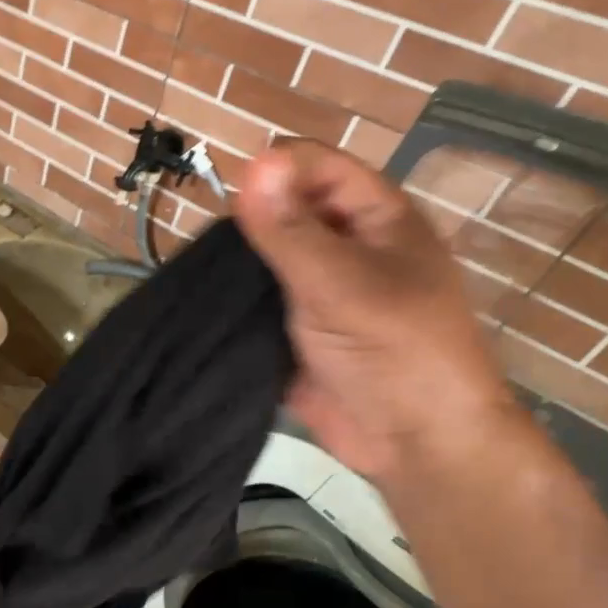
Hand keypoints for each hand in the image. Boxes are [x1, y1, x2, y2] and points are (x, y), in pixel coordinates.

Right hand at [228, 143, 519, 481]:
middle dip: (244, 221)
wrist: (412, 443)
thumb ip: (291, 230)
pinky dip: (228, 301)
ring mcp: (315, 289)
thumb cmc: (396, 350)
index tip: (231, 200)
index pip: (315, 166)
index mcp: (375, 218)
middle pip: (283, 209)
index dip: (275, 171)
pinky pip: (252, 302)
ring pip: (261, 257)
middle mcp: (343, 246)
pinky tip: (197, 304)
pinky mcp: (291, 328)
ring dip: (232, 264)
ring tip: (194, 274)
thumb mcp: (342, 283)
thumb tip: (253, 164)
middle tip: (209, 247)